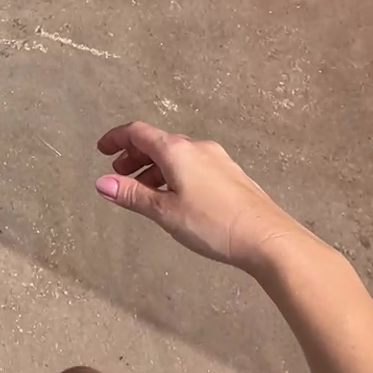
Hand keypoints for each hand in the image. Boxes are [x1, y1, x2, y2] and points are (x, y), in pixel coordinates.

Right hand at [94, 121, 315, 273]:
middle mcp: (196, 147)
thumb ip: (132, 195)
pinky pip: (193, 165)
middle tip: (120, 175)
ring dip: (154, 168)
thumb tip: (102, 183)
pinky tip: (176, 198)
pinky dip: (174, 174)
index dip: (116, 138)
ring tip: (146, 192)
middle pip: (157, 142)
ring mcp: (217, 160)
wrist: (271, 241)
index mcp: (176, 150)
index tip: (101, 150)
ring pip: (176, 155)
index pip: (137, 132)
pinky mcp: (231, 176)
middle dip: (134, 156)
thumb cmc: (213, 224)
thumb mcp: (165, 212)